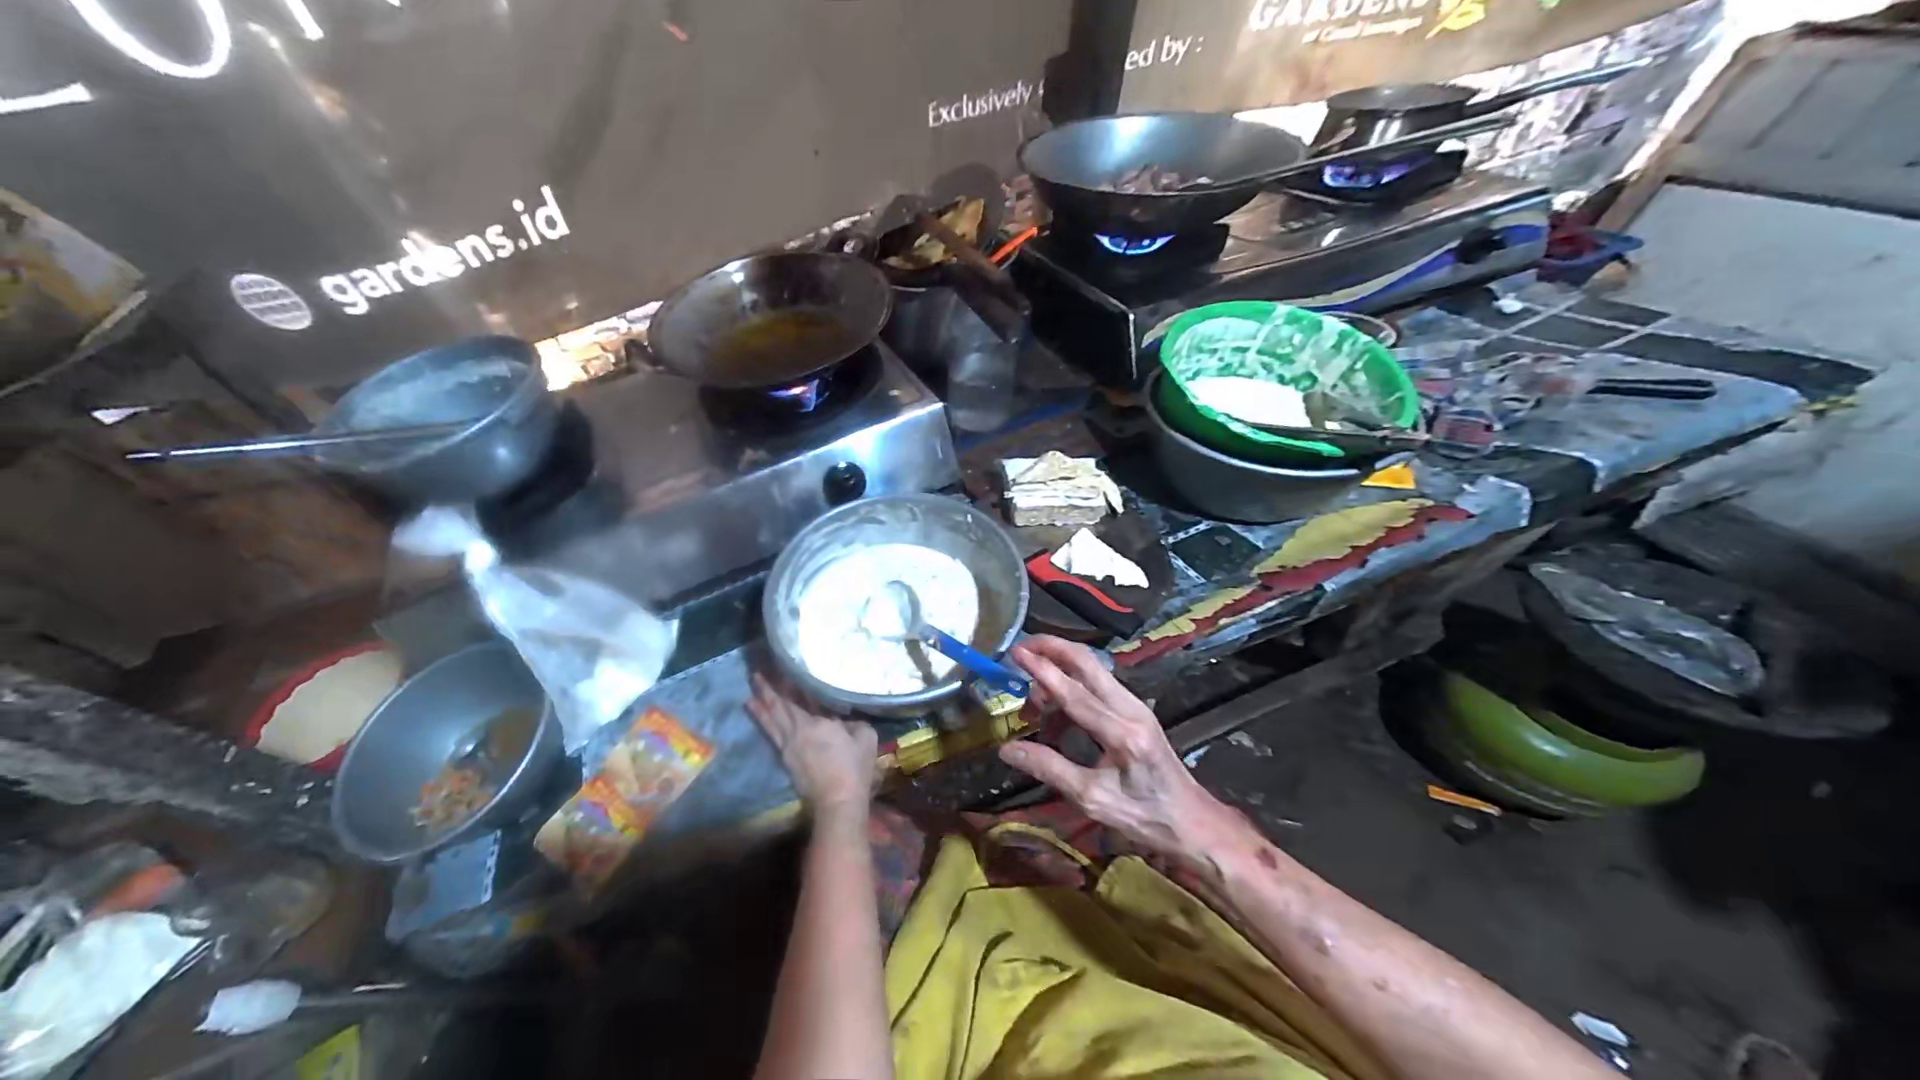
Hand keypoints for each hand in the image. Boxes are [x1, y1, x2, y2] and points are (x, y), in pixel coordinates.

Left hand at [748, 672, 879, 812]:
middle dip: (769, 689)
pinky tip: (757, 715)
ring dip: (761, 705)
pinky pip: (771, 734)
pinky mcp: (786, 759)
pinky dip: (762, 721)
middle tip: (757, 675)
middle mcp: (798, 730)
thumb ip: (855, 723)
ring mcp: (789, 745)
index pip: (802, 697)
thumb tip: (845, 722)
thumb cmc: (854, 768)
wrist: (838, 800)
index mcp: (818, 722)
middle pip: (780, 706)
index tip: (784, 668)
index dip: (792, 682)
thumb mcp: (866, 737)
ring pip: (771, 720)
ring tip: (750, 692)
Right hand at [998, 636, 1244, 871]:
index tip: (1017, 652)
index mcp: (1121, 733)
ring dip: (1060, 669)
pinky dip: (1072, 686)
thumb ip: (1049, 769)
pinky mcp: (1135, 709)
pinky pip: (1098, 684)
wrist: (1190, 819)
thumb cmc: (1143, 815)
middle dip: (1053, 648)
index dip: (1043, 671)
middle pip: (1087, 662)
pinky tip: (1056, 712)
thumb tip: (1007, 749)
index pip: (1074, 693)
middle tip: (1020, 649)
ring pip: (1092, 670)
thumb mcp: (1092, 799)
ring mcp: (1135, 705)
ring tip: (1032, 699)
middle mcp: (1130, 709)